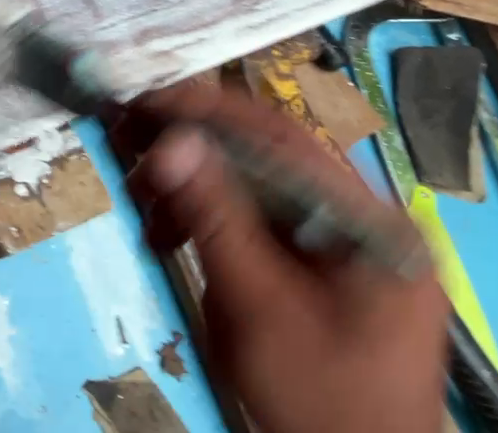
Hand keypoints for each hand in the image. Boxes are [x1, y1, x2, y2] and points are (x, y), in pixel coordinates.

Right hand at [113, 82, 449, 432]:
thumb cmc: (317, 397)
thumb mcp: (257, 305)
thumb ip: (214, 216)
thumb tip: (168, 141)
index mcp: (370, 222)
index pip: (283, 138)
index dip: (207, 111)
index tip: (143, 100)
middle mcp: (362, 219)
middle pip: (266, 155)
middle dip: (189, 147)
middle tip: (126, 139)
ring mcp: (342, 242)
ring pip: (252, 184)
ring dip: (189, 184)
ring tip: (142, 202)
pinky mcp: (317, 263)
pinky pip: (253, 217)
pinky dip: (203, 216)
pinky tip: (166, 233)